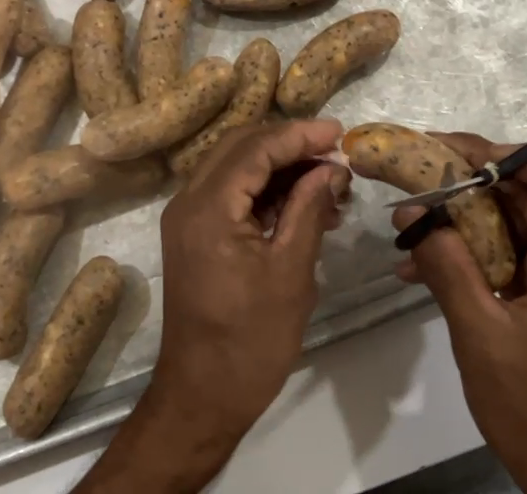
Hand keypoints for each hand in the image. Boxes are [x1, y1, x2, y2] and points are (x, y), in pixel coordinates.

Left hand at [74, 120, 349, 493]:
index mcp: (208, 208)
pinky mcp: (194, 233)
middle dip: (290, 146)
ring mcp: (187, 217)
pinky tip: (304, 206)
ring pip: (236, 168)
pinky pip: (230, 194)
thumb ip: (308, 209)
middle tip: (336, 155)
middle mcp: (188, 201)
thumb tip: (331, 167)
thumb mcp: (291, 272)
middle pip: (240, 148)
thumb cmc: (251, 340)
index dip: (299, 135)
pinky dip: (265, 193)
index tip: (339, 132)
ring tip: (330, 185)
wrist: (202, 395)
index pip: (255, 148)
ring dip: (280, 169)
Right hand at [397, 134, 526, 493]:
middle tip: (430, 165)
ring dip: (469, 216)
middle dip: (485, 180)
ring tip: (416, 209)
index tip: (483, 160)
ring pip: (521, 227)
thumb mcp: (483, 335)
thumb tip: (412, 213)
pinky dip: (470, 253)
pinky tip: (422, 261)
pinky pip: (509, 260)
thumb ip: (449, 269)